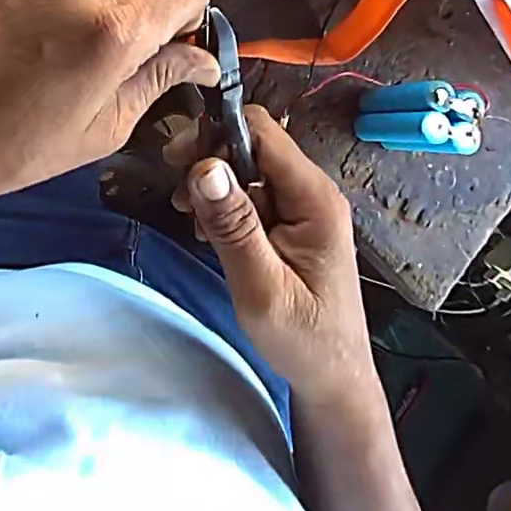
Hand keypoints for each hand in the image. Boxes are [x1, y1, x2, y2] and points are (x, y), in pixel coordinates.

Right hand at [174, 106, 375, 407]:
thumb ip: (233, 227)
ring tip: (194, 221)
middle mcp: (312, 190)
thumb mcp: (261, 289)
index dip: (218, 135)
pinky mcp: (292, 221)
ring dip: (214, 186)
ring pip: (248, 169)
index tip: (177, 161)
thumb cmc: (303, 340)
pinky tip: (211, 232)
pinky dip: (225, 205)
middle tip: (178, 198)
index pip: (264, 133)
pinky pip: (252, 194)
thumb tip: (204, 167)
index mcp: (314, 198)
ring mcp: (303, 205)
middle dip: (210, 161)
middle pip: (253, 145)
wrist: (333, 377)